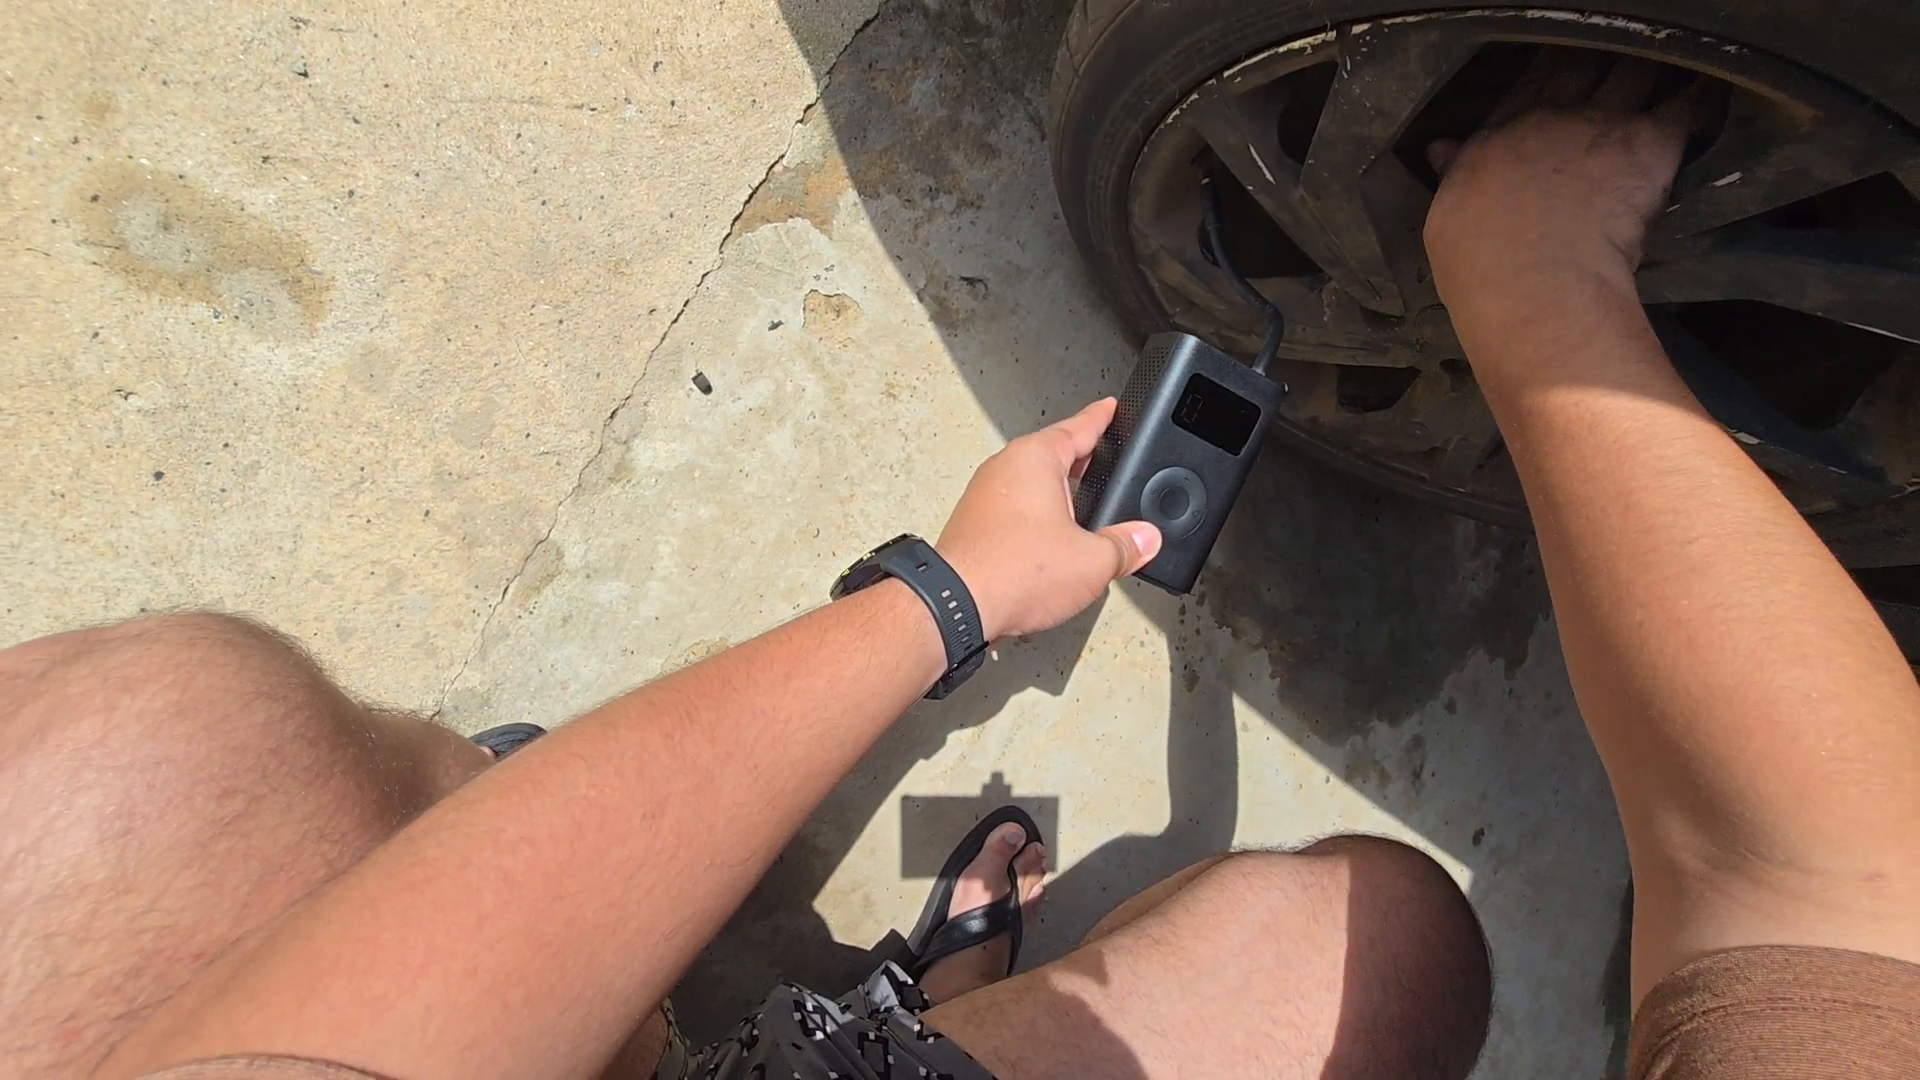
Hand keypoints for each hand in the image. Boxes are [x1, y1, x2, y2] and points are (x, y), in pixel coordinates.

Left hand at [936, 398, 1160, 640]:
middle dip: (1081, 462)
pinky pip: (1013, 511)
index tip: (1109, 407)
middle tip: (1105, 463)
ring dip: (1057, 497)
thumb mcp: (1091, 561)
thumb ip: (1126, 546)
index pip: (1078, 427)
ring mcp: (984, 497)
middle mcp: (1004, 469)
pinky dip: (1035, 520)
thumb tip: (1145, 539)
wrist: (956, 605)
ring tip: (1083, 511)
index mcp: (1034, 459)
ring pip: (1031, 485)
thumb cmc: (1012, 571)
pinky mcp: (973, 525)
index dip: (1100, 418)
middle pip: (1052, 456)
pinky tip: (1050, 543)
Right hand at [1423, 53, 1709, 357]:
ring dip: (1648, 67)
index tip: (1556, 66)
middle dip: (1597, 56)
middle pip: (1582, 62)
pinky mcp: (1653, 141)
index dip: (1545, 68)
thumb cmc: (1476, 265)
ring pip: (1637, 68)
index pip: (1526, 84)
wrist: (1533, 286)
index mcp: (1495, 138)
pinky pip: (1691, 98)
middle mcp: (1548, 118)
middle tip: (1610, 59)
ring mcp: (1603, 124)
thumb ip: (1453, 174)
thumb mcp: (1444, 220)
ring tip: (1658, 71)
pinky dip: (1699, 92)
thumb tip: (1442, 148)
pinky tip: (1703, 93)